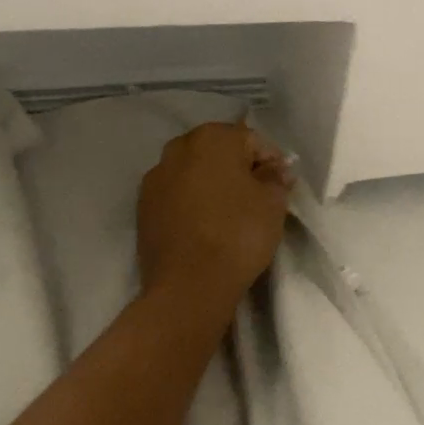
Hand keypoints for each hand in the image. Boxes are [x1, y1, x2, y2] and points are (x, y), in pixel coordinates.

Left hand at [137, 120, 294, 309]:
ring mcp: (155, 177)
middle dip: (238, 169)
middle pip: (218, 151)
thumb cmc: (238, 234)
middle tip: (257, 198)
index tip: (281, 187)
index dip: (271, 162)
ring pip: (193, 172)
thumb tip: (273, 169)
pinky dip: (190, 203)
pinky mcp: (142, 207)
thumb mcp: (272, 203)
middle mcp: (178, 148)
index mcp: (211, 138)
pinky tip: (204, 226)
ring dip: (211, 184)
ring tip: (228, 214)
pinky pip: (176, 195)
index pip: (252, 140)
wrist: (188, 286)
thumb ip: (275, 177)